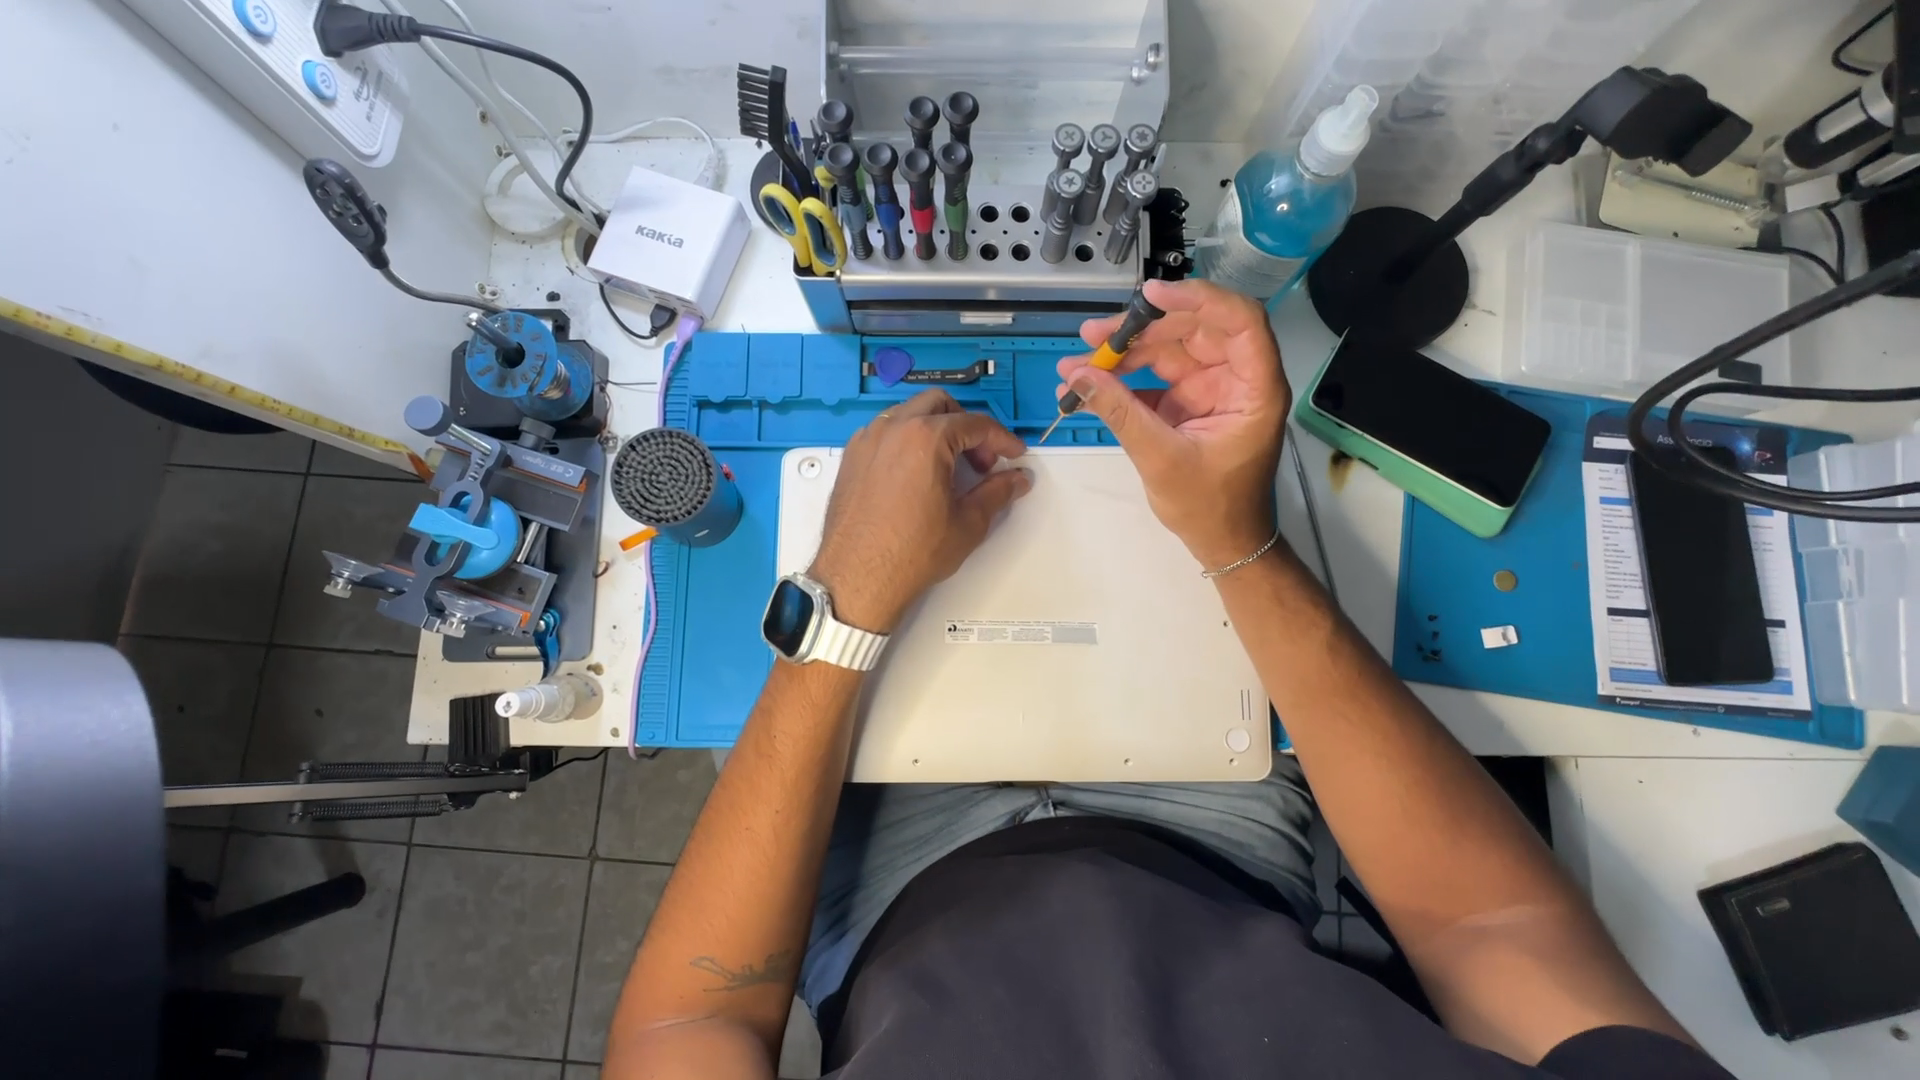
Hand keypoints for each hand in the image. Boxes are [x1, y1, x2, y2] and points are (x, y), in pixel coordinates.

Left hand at [808, 389, 1031, 632]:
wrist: (858, 578)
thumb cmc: (911, 553)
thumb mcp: (968, 522)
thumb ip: (997, 492)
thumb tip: (1017, 479)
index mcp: (926, 437)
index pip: (975, 424)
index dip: (1002, 439)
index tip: (1013, 455)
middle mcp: (893, 428)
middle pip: (940, 405)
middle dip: (967, 426)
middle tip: (981, 460)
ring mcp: (868, 440)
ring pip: (909, 413)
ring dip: (935, 429)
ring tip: (949, 467)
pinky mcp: (852, 457)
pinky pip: (885, 432)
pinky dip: (907, 440)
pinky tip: (917, 473)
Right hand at [1057, 279, 1288, 569]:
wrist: (1221, 543)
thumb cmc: (1210, 506)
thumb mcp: (1162, 459)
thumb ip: (1120, 413)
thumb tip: (1076, 377)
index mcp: (1254, 387)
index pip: (1239, 321)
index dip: (1197, 299)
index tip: (1150, 296)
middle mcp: (1236, 378)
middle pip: (1192, 330)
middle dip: (1140, 330)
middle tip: (1092, 336)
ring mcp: (1210, 389)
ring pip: (1167, 351)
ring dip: (1122, 353)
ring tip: (1076, 361)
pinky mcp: (1187, 403)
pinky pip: (1153, 379)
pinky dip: (1121, 380)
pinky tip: (1085, 384)